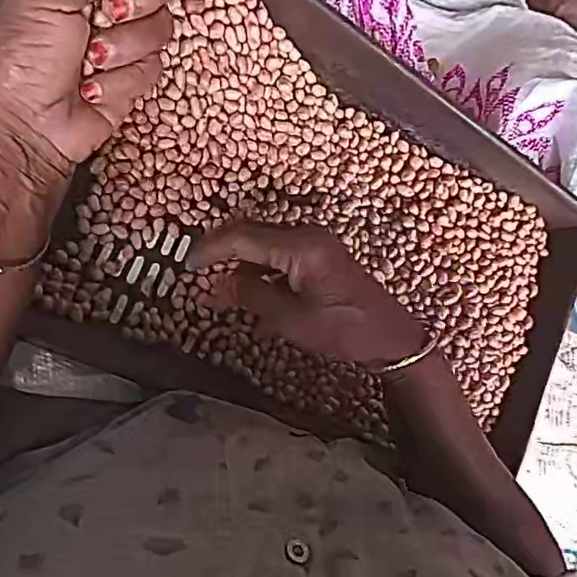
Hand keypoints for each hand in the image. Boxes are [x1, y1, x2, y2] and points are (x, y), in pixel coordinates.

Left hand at [0, 0, 178, 191]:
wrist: (29, 126)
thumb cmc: (21, 60)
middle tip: (103, 14)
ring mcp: (119, 37)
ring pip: (160, 24)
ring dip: (125, 45)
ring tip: (89, 60)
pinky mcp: (133, 74)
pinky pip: (155, 65)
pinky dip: (125, 78)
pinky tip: (95, 85)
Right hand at [187, 223, 427, 370]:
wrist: (391, 339)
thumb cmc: (344, 330)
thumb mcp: (291, 319)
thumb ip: (253, 297)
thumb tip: (221, 286)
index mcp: (299, 246)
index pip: (242, 237)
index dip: (209, 249)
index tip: (185, 265)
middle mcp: (307, 236)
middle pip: (252, 237)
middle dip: (223, 257)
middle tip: (200, 278)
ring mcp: (317, 246)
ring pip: (265, 249)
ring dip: (243, 270)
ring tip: (224, 298)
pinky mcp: (322, 260)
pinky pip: (282, 261)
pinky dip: (264, 277)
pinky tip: (256, 306)